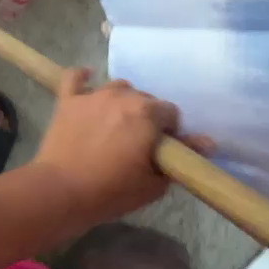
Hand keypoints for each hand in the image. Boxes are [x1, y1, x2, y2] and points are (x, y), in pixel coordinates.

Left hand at [28, 69, 213, 224]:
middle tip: (137, 142)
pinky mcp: (67, 101)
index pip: (170, 113)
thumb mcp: (155, 182)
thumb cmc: (111, 190)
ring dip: (121, 101)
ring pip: (116, 88)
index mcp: (147, 114)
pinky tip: (86, 78)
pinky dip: (82, 77)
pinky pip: (74, 78)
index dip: (169, 132)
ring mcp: (92, 96)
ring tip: (116, 123)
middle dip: (146, 117)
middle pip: (144, 99)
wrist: (61, 191)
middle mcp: (122, 97)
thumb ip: (181, 158)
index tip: (160, 149)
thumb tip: (207, 143)